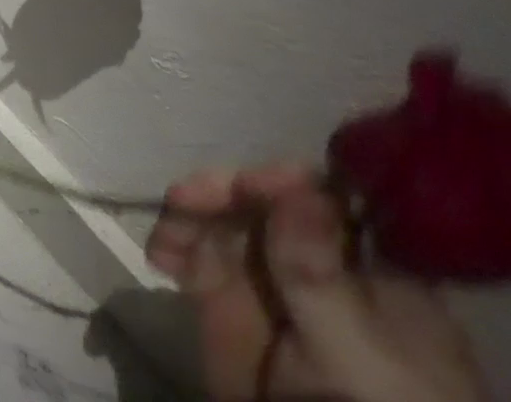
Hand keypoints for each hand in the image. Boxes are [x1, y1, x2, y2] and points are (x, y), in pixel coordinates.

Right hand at [145, 165, 485, 401]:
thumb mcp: (354, 347)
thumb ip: (320, 274)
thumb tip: (299, 189)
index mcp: (369, 268)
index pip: (329, 201)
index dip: (287, 181)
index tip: (250, 182)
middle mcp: (313, 261)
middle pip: (261, 201)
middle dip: (220, 191)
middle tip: (185, 199)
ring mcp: (263, 278)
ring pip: (217, 219)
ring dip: (186, 215)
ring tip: (167, 239)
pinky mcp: (220, 296)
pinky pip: (189, 252)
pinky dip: (168, 244)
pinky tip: (159, 258)